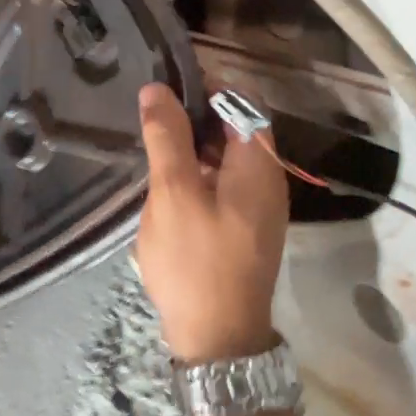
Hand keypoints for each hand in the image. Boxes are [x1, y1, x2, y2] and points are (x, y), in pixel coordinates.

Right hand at [134, 83, 288, 361]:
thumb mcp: (174, 193)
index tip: (167, 75)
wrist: (217, 340)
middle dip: (196, 110)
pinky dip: (196, 165)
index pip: (242, 102)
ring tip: (151, 131)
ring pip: (225, 153)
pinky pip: (221, 178)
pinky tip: (165, 171)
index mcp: (258, 166)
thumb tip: (156, 88)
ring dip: (193, 139)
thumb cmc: (196, 260)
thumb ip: (166, 137)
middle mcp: (265, 180)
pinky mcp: (241, 225)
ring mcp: (255, 206)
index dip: (208, 83)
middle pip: (235, 125)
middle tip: (150, 103)